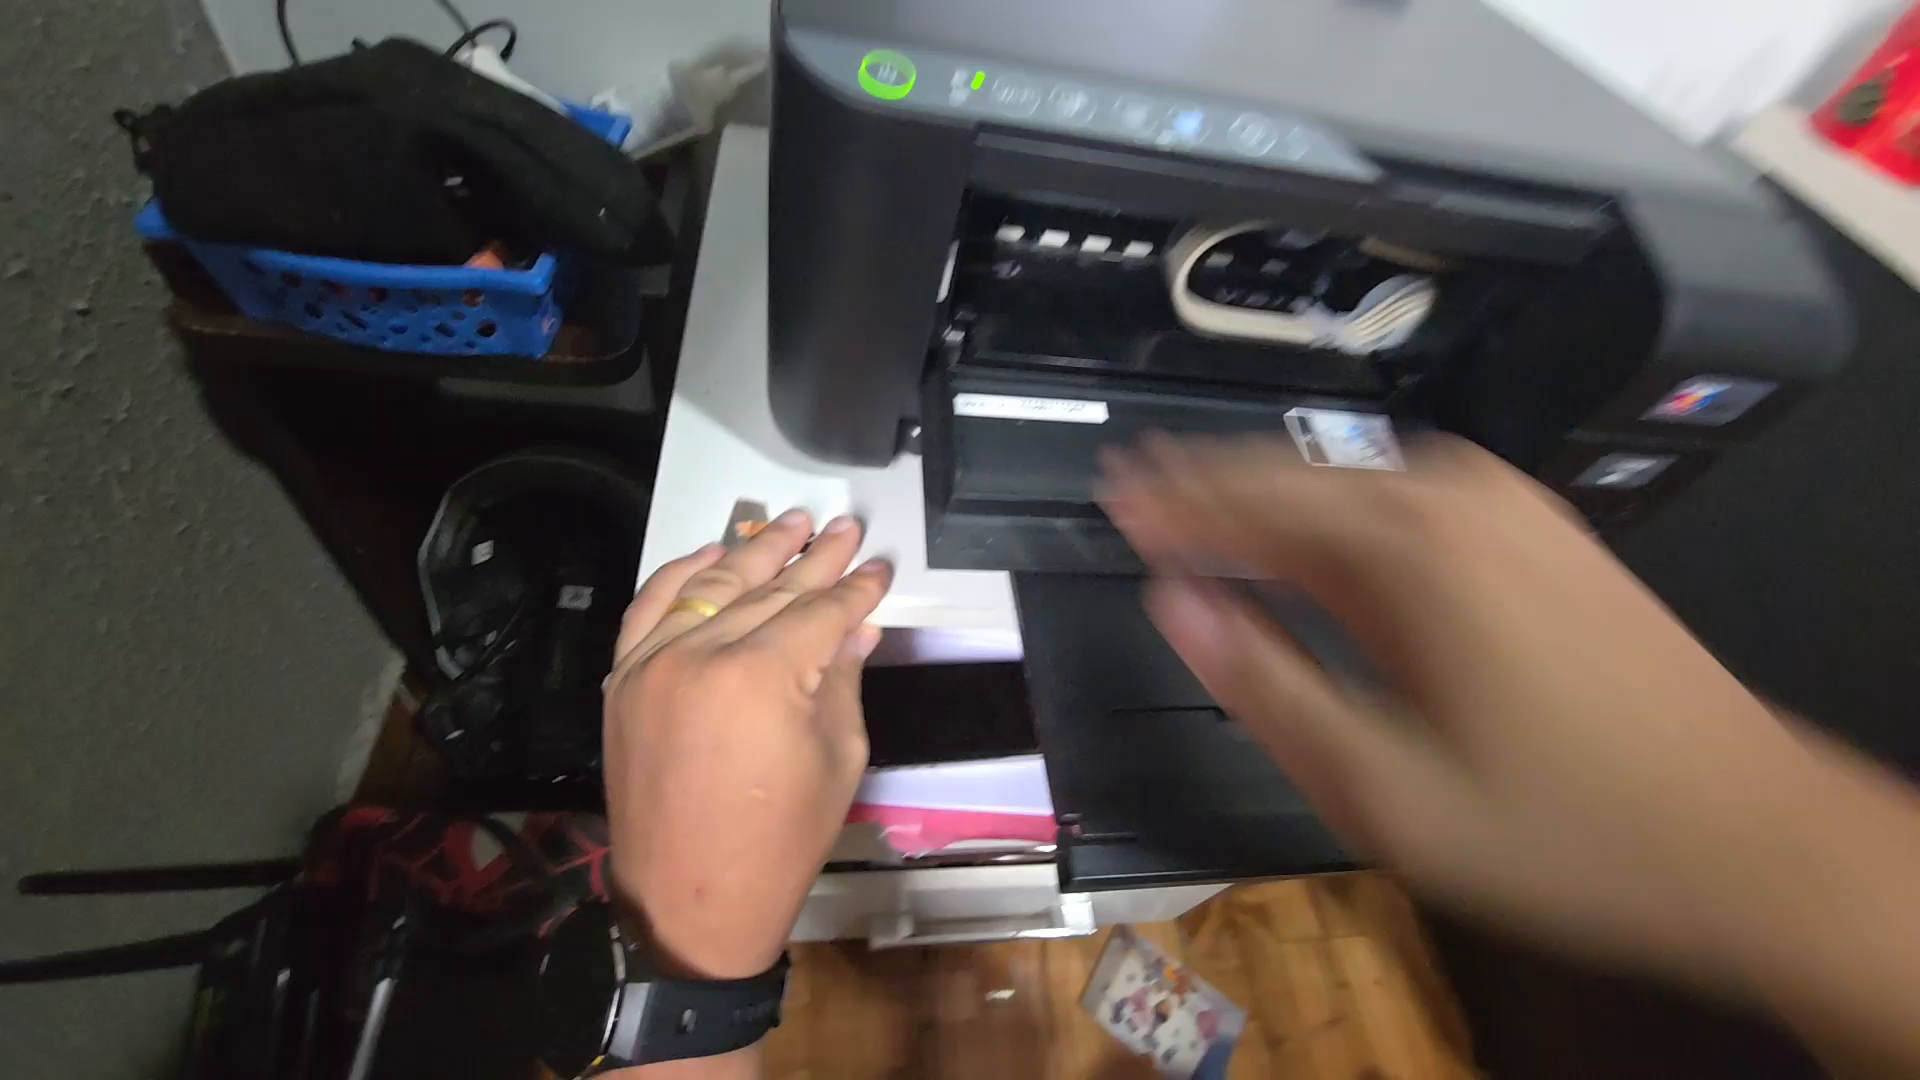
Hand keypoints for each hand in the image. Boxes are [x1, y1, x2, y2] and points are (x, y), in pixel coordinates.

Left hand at [602, 510, 891, 979]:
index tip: (881, 568)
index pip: (822, 612)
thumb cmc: (782, 838)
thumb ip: (843, 676)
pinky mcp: (623, 677)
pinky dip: (682, 573)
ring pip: (713, 585)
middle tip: (847, 527)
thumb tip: (858, 626)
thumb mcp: (838, 755)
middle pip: (772, 589)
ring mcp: (652, 662)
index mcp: (763, 677)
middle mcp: (701, 654)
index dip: (857, 589)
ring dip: (756, 550)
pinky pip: (650, 607)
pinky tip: (715, 551)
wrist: (691, 899)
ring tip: (792, 522)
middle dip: (817, 558)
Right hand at [1097, 435, 1919, 1005]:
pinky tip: (1296, 525)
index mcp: (1408, 552)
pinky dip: (1323, 509)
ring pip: (1342, 480)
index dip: (1171, 502)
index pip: (1251, 503)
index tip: (1114, 494)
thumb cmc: (1563, 830)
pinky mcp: (1526, 534)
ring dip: (1259, 491)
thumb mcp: (1379, 784)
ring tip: (1191, 497)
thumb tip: (1177, 608)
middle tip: (1133, 478)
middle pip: (1292, 474)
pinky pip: (1394, 499)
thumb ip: (1262, 682)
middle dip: (1202, 479)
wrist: (1763, 846)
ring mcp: (1500, 510)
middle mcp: (1453, 504)